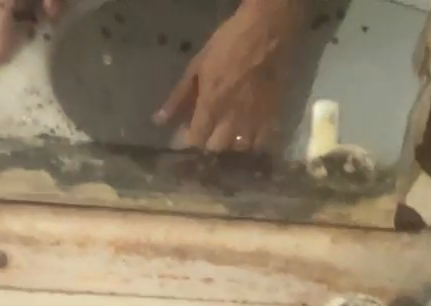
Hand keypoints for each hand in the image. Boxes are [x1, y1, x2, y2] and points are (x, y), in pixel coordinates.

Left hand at [154, 0, 300, 152]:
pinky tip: (250, 138)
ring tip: (228, 140)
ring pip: (239, 150)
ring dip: (231, 148)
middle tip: (208, 136)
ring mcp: (253, 120)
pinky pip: (262, 143)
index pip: (196, 140)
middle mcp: (231, 119)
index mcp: (210, 106)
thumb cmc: (228, 44)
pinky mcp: (272, 117)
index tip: (189, 135)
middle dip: (210, 146)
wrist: (266, 31)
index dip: (190, 143)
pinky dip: (254, 145)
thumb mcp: (197, 66)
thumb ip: (179, 97)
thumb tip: (159, 121)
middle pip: (217, 150)